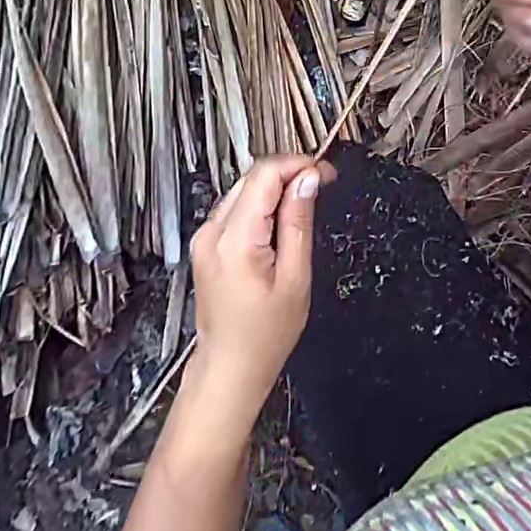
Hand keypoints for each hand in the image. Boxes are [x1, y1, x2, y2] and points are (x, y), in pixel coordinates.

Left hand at [188, 155, 335, 422]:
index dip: (298, 164)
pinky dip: (262, 204)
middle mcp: (212, 233)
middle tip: (321, 183)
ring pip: (245, 188)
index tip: (324, 170)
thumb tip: (308, 180)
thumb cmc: (263, 335)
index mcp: (235, 241)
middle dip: (290, 173)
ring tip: (305, 204)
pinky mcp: (207, 242)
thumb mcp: (295, 278)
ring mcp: (206, 237)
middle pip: (253, 177)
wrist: (230, 366)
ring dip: (277, 188)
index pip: (265, 175)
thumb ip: (299, 222)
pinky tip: (281, 221)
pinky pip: (237, 206)